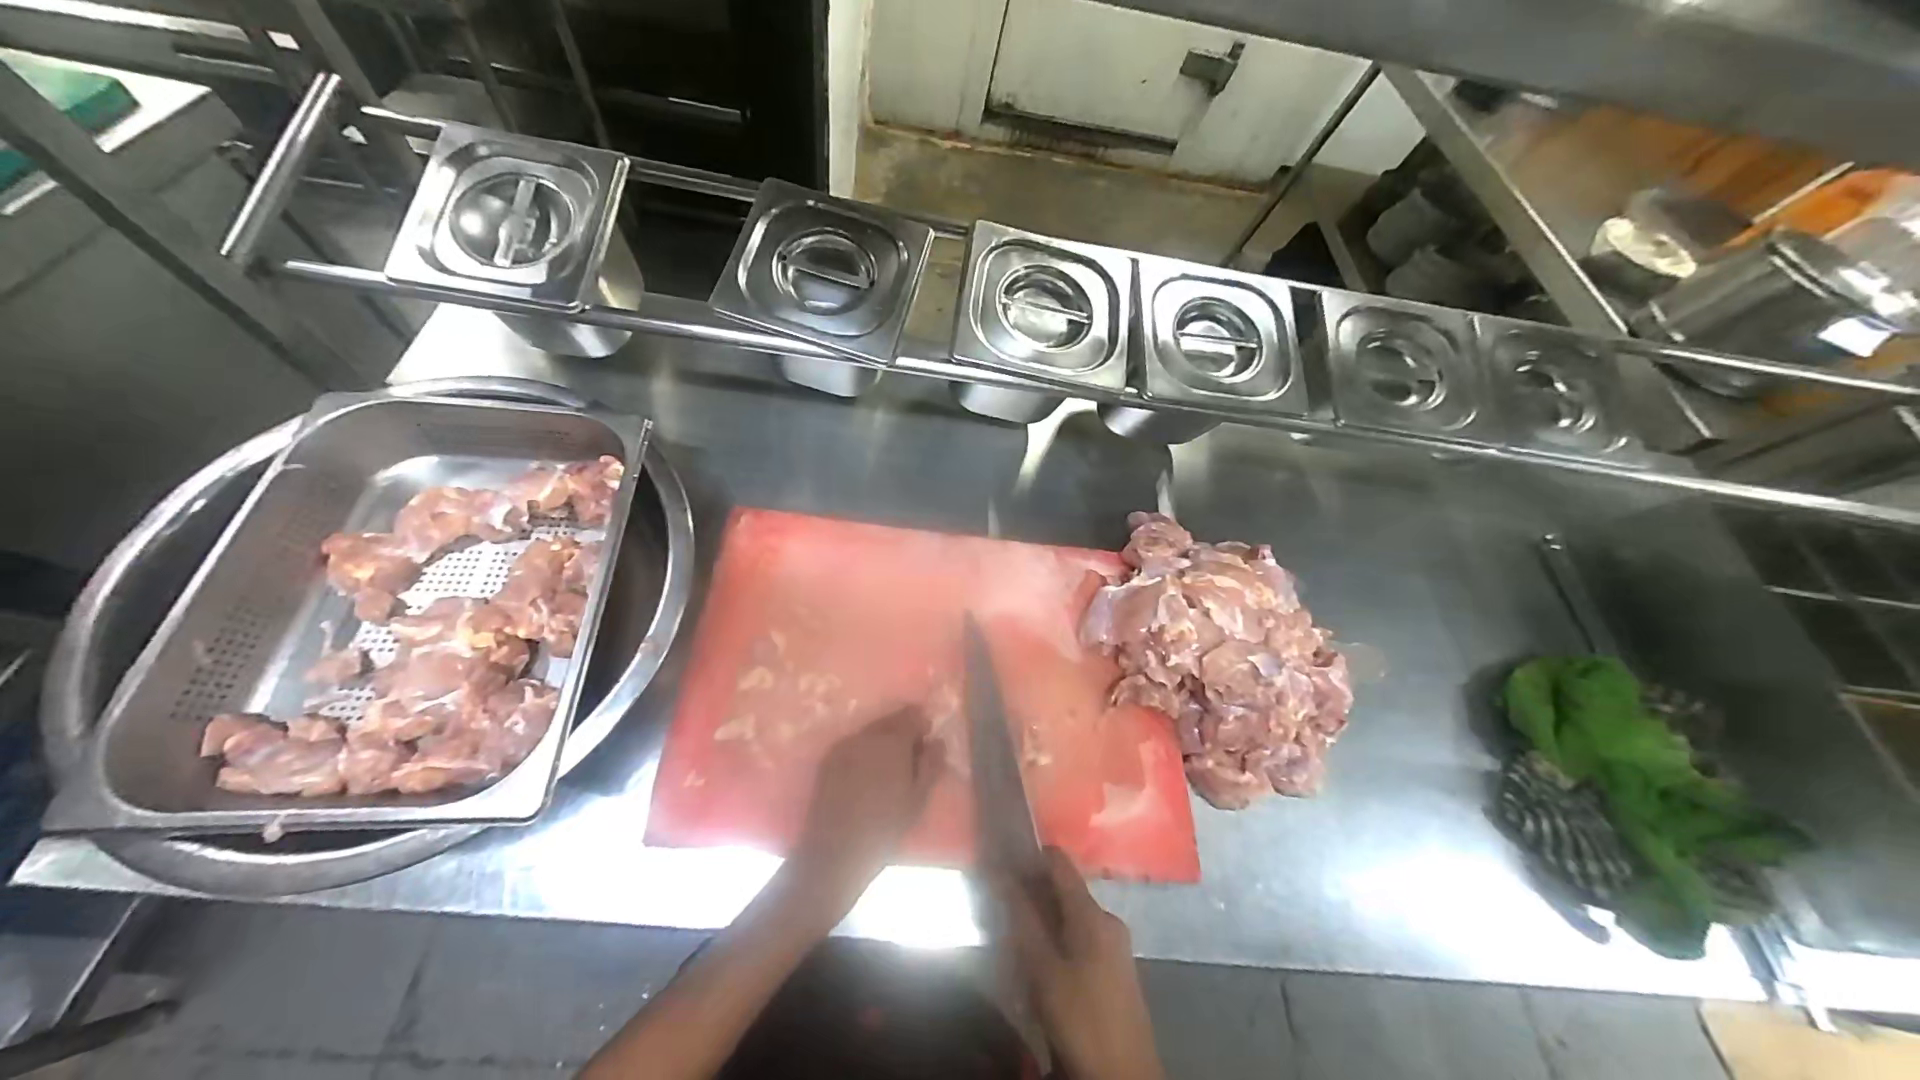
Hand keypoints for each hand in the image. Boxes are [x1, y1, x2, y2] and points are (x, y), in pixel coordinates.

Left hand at [787, 706, 945, 917]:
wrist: (837, 849)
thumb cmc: (885, 826)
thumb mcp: (919, 798)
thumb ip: (932, 765)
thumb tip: (937, 741)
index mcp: (892, 741)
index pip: (911, 716)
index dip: (922, 724)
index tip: (927, 741)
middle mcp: (866, 735)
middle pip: (890, 721)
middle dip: (903, 731)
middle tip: (912, 756)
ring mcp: (844, 746)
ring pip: (870, 732)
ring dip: (883, 740)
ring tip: (890, 767)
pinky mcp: (828, 760)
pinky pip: (853, 744)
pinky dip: (864, 750)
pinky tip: (867, 774)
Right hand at [996, 847, 1164, 1079]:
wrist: (1125, 1076)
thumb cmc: (1081, 1017)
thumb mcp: (1042, 969)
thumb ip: (1021, 918)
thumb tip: (1000, 874)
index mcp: (1093, 914)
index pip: (1060, 863)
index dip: (1030, 856)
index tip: (1001, 860)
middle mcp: (1108, 919)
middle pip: (1065, 890)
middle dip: (1032, 891)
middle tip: (1000, 903)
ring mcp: (1115, 944)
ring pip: (1071, 915)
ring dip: (1043, 917)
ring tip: (1014, 931)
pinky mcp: (1116, 968)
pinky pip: (1082, 936)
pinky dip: (1058, 936)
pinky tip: (1040, 958)